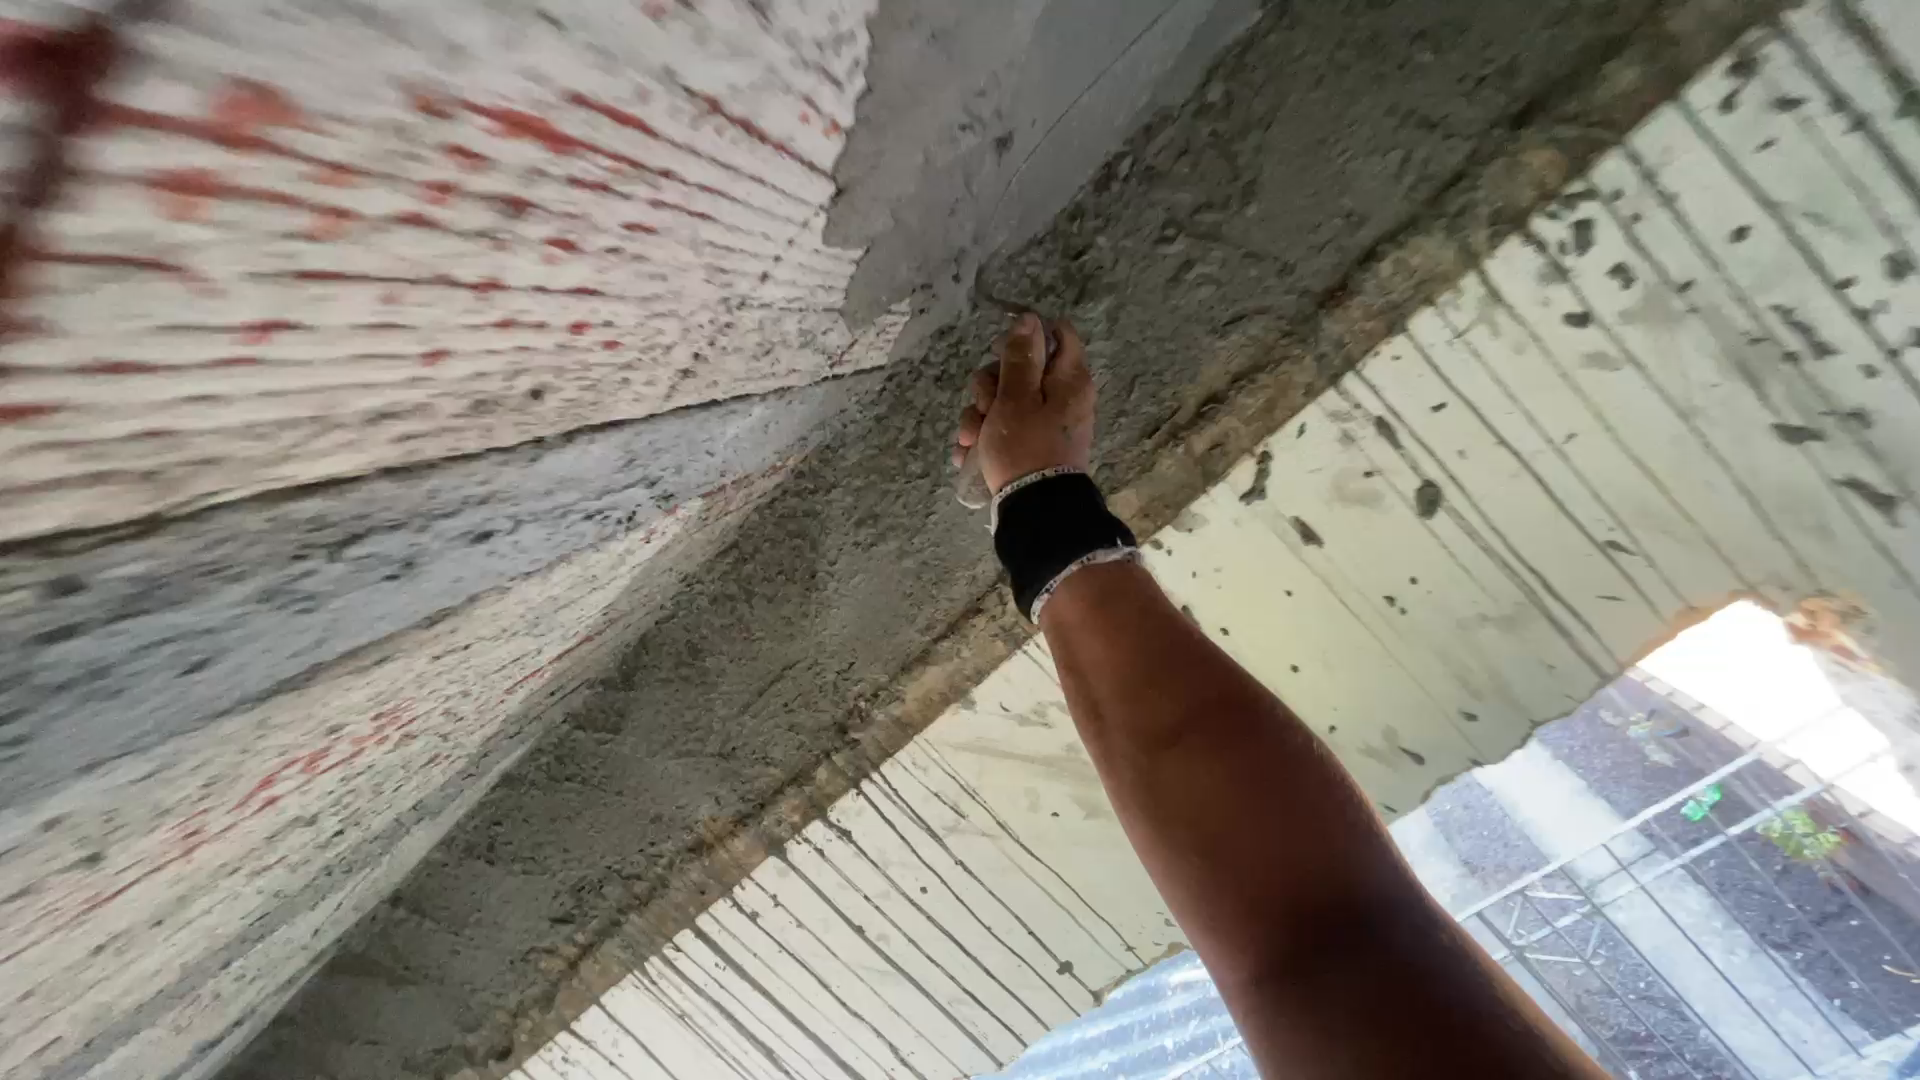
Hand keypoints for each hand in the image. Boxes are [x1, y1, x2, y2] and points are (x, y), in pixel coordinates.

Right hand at [951, 313, 1094, 493]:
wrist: (1034, 511)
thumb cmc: (1024, 448)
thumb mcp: (1016, 398)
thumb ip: (1020, 358)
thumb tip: (1028, 319)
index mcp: (1069, 380)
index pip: (1056, 335)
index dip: (1025, 336)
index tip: (999, 349)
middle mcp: (1063, 398)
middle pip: (1020, 371)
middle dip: (989, 387)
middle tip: (982, 407)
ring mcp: (1047, 424)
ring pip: (1004, 402)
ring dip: (978, 417)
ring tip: (967, 440)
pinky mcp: (1032, 447)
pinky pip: (1005, 430)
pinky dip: (984, 438)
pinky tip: (966, 453)